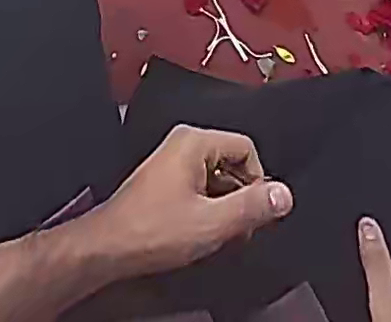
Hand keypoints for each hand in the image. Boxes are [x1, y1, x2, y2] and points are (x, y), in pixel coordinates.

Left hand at [87, 125, 292, 279]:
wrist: (107, 249)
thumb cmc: (151, 231)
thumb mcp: (211, 222)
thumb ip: (251, 207)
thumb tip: (283, 195)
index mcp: (195, 141)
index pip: (246, 148)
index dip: (257, 182)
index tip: (257, 213)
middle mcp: (184, 143)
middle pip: (232, 161)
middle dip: (240, 196)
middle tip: (239, 229)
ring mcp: (173, 159)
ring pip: (217, 175)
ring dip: (225, 204)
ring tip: (219, 234)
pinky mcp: (166, 178)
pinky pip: (201, 183)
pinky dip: (208, 206)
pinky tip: (202, 231)